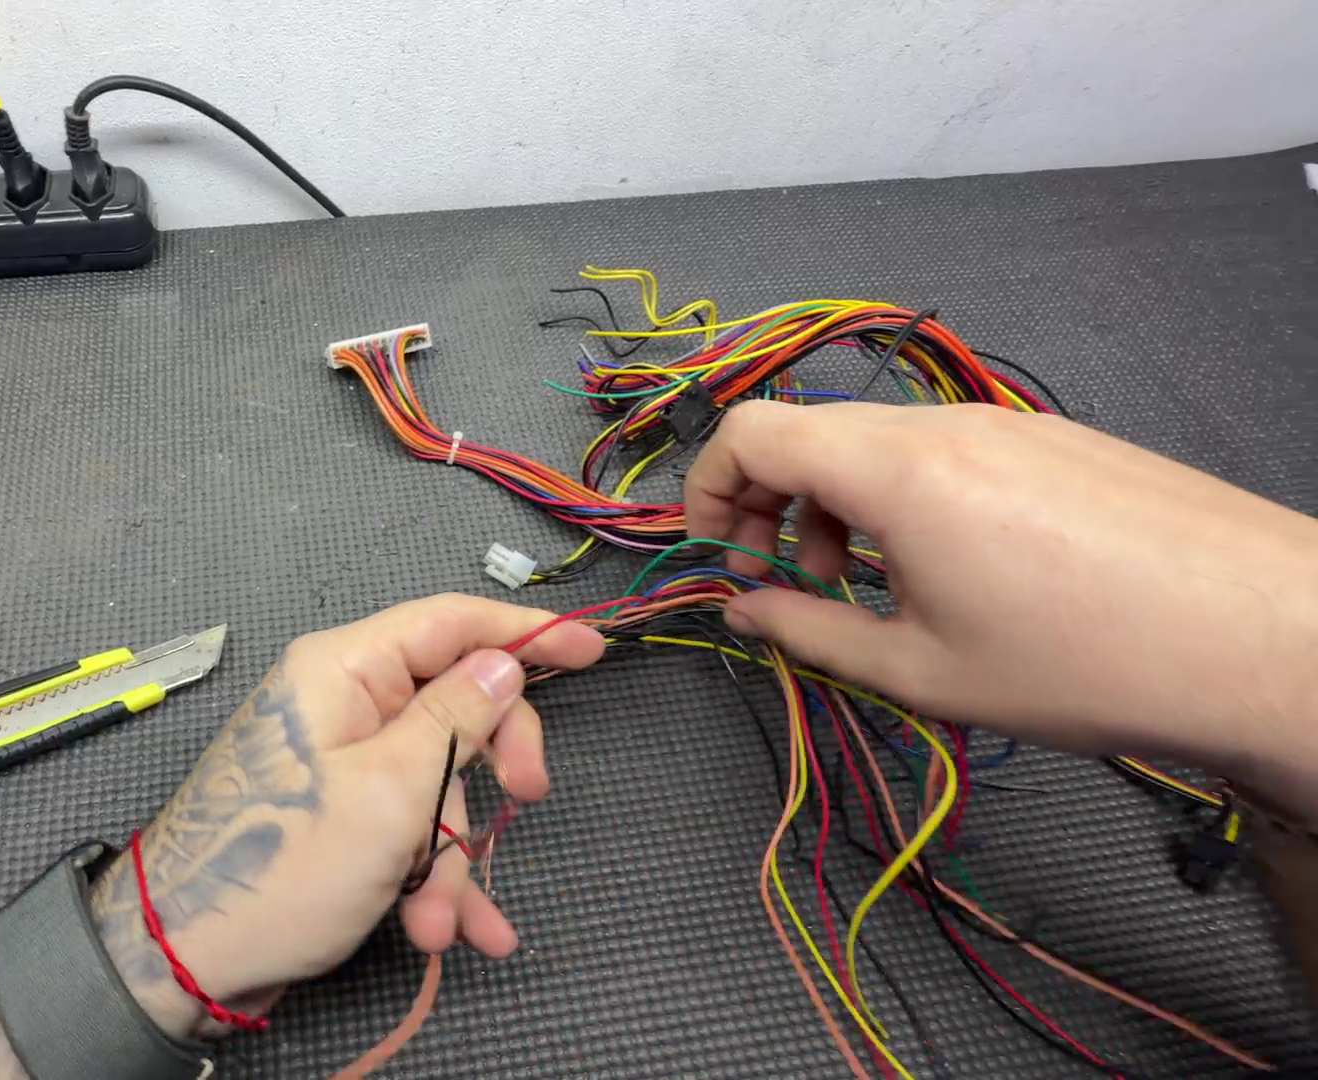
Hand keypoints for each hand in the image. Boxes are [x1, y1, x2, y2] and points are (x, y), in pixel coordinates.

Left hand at [84, 594, 604, 1038]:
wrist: (184, 955)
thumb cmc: (285, 861)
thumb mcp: (390, 789)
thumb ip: (455, 717)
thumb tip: (503, 659)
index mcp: (345, 667)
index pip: (449, 621)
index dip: (523, 630)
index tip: (592, 648)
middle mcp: (344, 699)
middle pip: (452, 701)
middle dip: (494, 759)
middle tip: (528, 801)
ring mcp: (342, 756)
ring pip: (434, 777)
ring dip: (451, 849)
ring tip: (445, 919)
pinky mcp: (341, 806)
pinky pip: (405, 818)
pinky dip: (430, 870)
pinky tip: (453, 929)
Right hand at [684, 400, 1317, 816]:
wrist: (1301, 645)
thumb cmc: (1089, 664)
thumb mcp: (917, 669)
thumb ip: (803, 631)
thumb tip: (739, 610)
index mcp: (896, 471)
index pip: (748, 433)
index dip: (706, 487)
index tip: (716, 549)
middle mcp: (939, 426)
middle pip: (795, 431)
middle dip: (755, 501)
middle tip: (770, 573)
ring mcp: (998, 423)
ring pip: (857, 439)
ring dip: (819, 503)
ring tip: (850, 579)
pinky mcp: (1042, 437)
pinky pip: (922, 447)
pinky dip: (883, 495)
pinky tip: (926, 561)